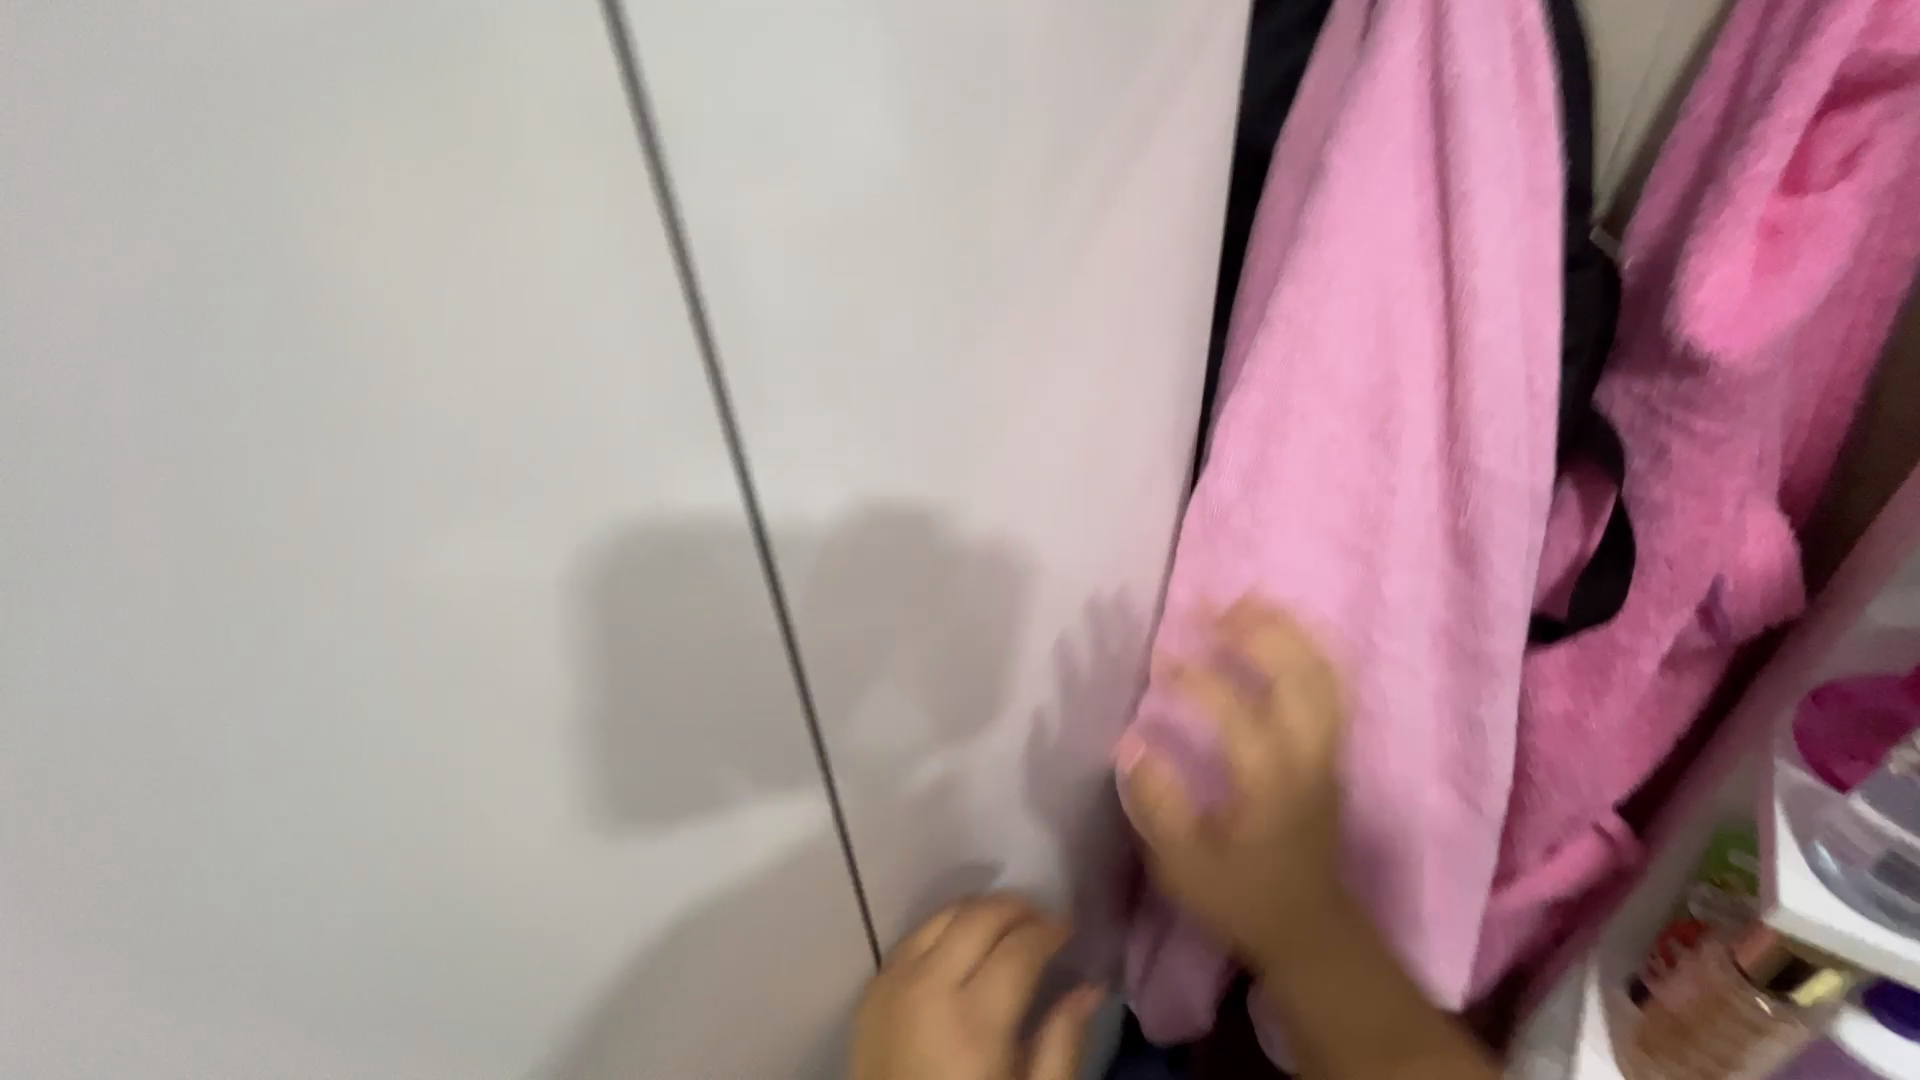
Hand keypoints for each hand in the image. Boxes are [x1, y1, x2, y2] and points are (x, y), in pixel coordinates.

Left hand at [850, 893, 1104, 1079]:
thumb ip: (1061, 1044)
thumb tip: (1090, 988)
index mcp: (974, 1021)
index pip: (1021, 946)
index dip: (1052, 929)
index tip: (1071, 928)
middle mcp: (928, 987)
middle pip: (979, 915)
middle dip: (1017, 907)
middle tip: (1042, 920)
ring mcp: (892, 984)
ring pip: (942, 914)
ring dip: (979, 910)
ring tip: (1007, 927)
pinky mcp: (870, 992)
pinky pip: (912, 938)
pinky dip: (943, 929)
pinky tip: (963, 945)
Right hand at [1116, 598, 1349, 965]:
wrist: (1311, 928)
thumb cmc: (1241, 896)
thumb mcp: (1183, 866)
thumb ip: (1157, 805)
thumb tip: (1132, 744)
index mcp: (1270, 785)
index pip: (1238, 713)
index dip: (1198, 679)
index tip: (1161, 663)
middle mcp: (1308, 758)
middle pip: (1300, 678)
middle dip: (1257, 634)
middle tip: (1209, 608)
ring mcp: (1328, 752)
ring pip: (1323, 676)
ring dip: (1288, 632)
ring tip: (1246, 602)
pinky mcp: (1332, 753)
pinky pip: (1331, 687)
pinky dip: (1309, 650)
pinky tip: (1280, 633)